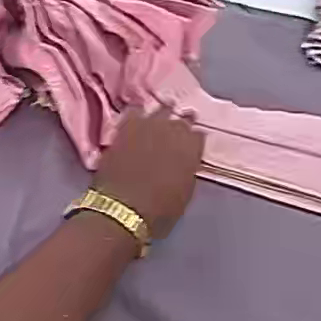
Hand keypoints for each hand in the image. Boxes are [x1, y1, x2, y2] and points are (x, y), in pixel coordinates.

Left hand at [93, 108, 203, 239]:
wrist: (122, 208)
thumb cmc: (159, 210)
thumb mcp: (184, 193)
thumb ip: (187, 171)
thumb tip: (184, 163)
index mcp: (192, 147)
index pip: (199, 135)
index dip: (194, 142)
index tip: (191, 146)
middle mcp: (173, 129)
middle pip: (181, 119)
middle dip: (181, 125)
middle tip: (177, 131)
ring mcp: (148, 124)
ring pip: (160, 110)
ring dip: (161, 116)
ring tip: (160, 120)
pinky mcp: (124, 127)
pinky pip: (133, 112)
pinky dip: (137, 115)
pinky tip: (136, 119)